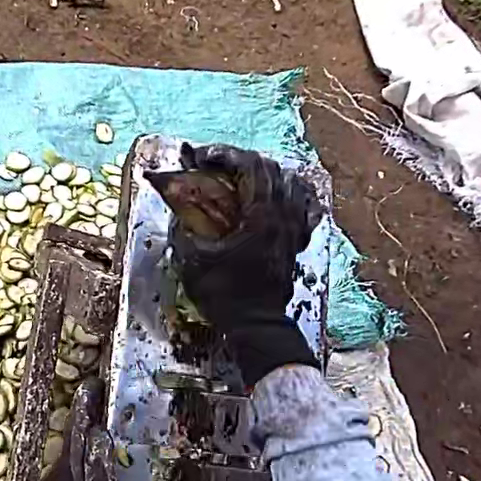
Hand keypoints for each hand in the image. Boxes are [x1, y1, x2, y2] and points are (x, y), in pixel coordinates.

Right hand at [150, 144, 322, 386]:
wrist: (255, 325)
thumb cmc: (224, 295)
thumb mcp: (193, 260)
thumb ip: (185, 230)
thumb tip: (178, 210)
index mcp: (260, 216)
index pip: (250, 167)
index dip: (225, 155)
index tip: (202, 156)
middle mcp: (284, 216)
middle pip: (271, 169)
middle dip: (241, 160)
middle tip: (216, 164)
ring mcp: (295, 228)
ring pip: (290, 183)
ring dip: (264, 172)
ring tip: (242, 175)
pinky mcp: (297, 241)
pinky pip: (303, 205)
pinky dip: (290, 192)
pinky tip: (280, 194)